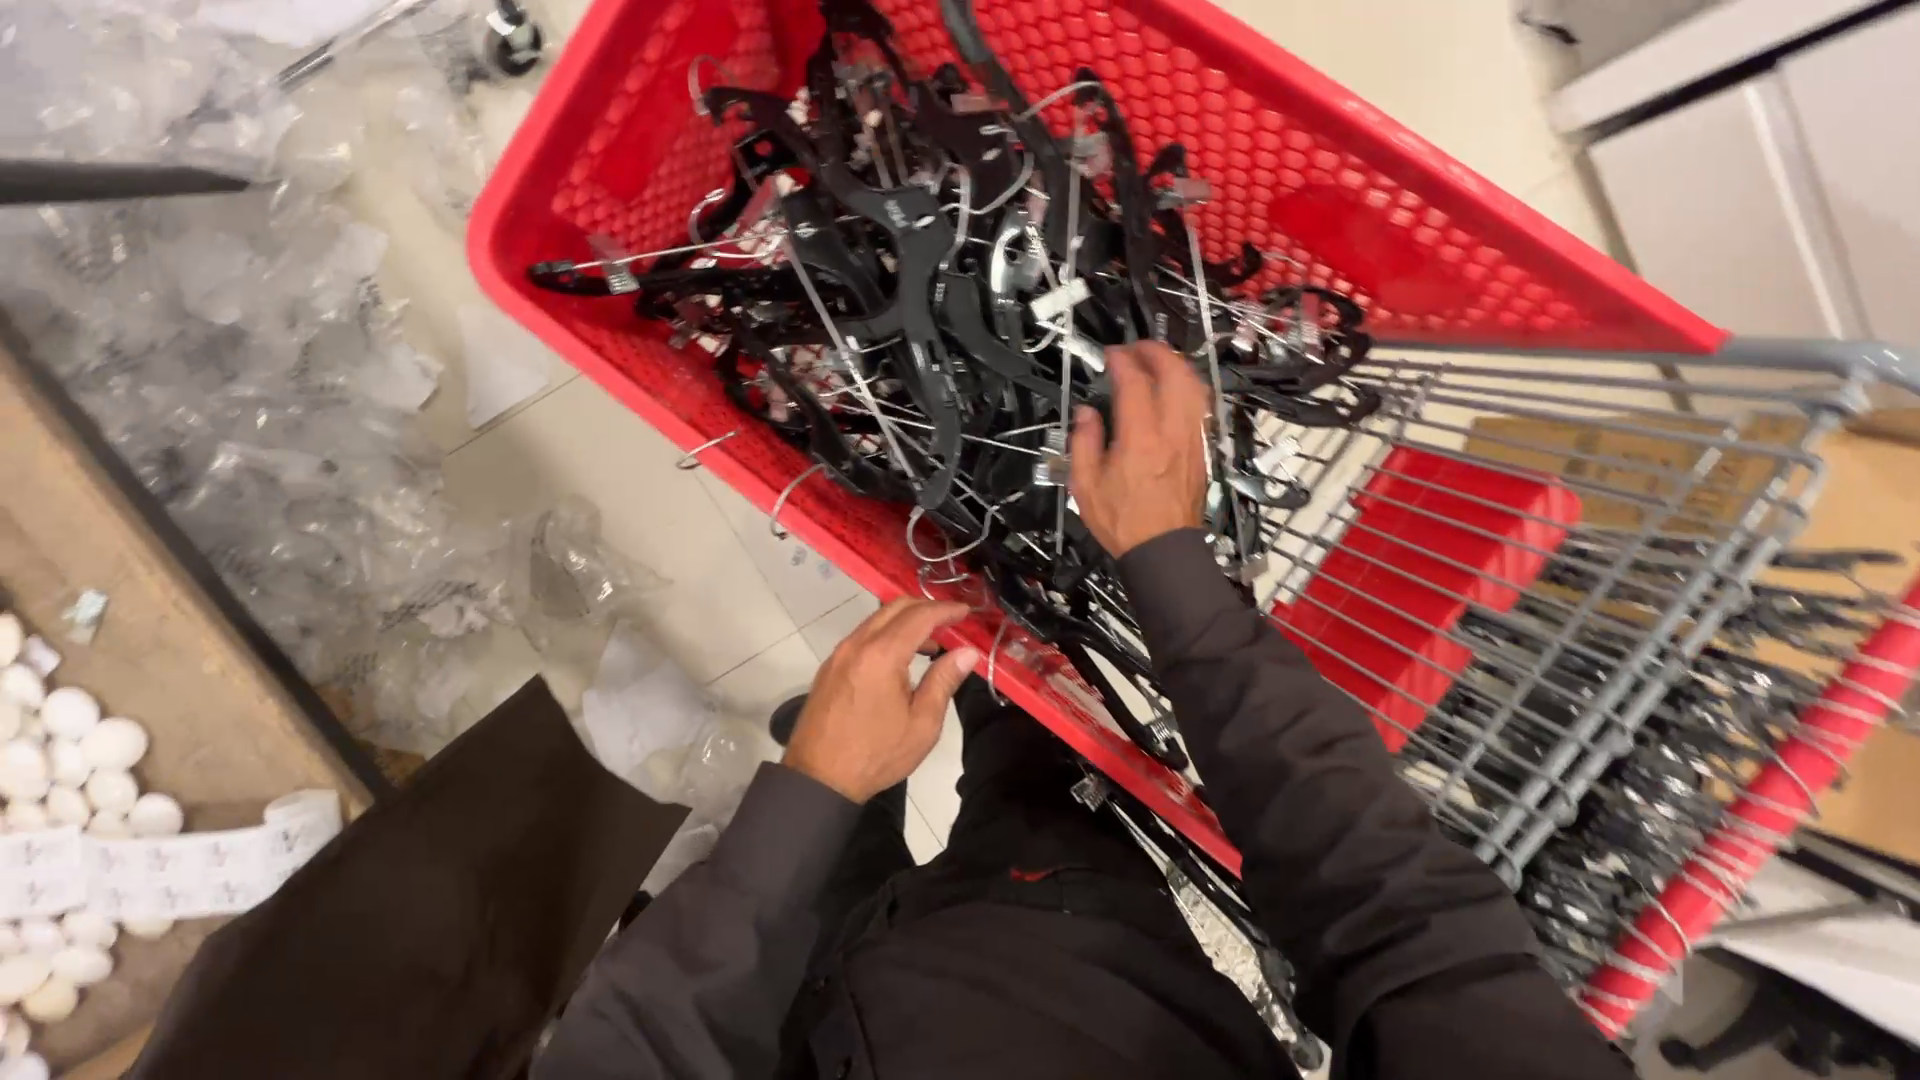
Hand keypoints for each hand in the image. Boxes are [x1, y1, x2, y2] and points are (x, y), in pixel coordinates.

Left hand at [784, 599, 981, 803]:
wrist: (818, 778)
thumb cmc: (876, 754)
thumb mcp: (921, 724)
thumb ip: (944, 681)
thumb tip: (966, 653)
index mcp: (882, 655)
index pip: (919, 616)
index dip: (946, 610)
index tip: (967, 611)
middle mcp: (857, 644)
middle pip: (894, 607)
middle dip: (926, 607)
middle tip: (951, 621)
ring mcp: (839, 654)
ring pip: (876, 620)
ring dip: (905, 621)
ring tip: (931, 642)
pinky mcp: (830, 667)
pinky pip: (862, 636)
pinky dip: (886, 634)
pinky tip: (900, 658)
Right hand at [1070, 342, 1211, 557]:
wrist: (1162, 549)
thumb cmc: (1122, 521)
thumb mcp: (1085, 485)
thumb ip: (1084, 442)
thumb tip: (1086, 413)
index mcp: (1140, 439)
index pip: (1134, 383)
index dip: (1122, 361)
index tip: (1109, 355)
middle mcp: (1172, 432)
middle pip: (1174, 374)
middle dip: (1155, 352)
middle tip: (1135, 349)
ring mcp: (1192, 439)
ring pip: (1194, 386)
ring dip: (1176, 365)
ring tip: (1157, 361)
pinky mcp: (1202, 449)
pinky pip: (1200, 406)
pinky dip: (1188, 387)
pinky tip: (1175, 388)